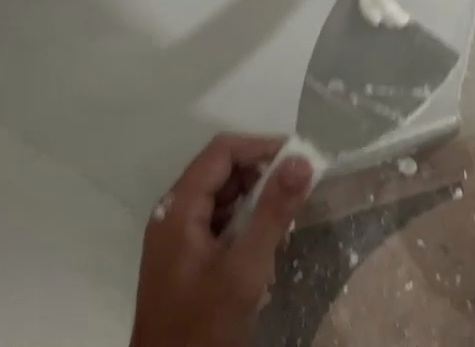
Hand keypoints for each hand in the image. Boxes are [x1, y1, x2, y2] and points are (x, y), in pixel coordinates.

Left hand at [130, 133, 315, 346]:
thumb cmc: (203, 327)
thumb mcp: (245, 270)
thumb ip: (273, 212)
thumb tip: (301, 160)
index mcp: (178, 209)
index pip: (221, 152)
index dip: (261, 147)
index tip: (300, 160)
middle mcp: (173, 215)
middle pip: (220, 172)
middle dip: (261, 174)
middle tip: (299, 191)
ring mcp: (176, 239)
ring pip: (221, 198)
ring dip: (256, 200)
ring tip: (287, 219)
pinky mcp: (185, 261)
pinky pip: (218, 224)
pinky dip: (245, 224)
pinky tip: (266, 245)